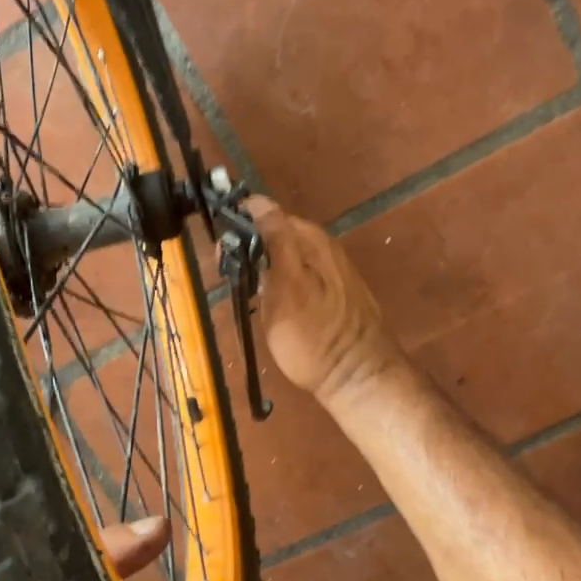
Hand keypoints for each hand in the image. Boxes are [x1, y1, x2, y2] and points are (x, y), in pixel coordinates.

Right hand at [248, 197, 401, 402]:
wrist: (357, 377)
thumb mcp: (287, 286)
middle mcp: (323, 245)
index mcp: (310, 238)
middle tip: (234, 277)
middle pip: (276, 233)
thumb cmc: (314, 336)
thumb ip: (275, 241)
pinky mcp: (333, 289)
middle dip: (251, 248)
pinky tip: (275, 302)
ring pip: (286, 254)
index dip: (240, 227)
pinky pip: (298, 272)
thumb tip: (259, 203)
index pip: (266, 213)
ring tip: (252, 292)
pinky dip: (281, 281)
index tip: (222, 251)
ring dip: (265, 267)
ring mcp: (330, 268)